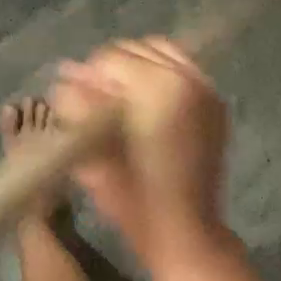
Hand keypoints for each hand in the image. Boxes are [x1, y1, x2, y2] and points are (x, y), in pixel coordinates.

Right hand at [52, 37, 232, 272]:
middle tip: (93, 99)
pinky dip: (162, 75)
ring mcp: (206, 88)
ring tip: (120, 98)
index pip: (108, 58)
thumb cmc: (134, 200)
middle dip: (110, 69)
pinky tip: (147, 103)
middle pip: (135, 48)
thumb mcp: (93, 154)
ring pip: (161, 52)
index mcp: (156, 87)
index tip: (73, 98)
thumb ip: (76, 107)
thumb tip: (64, 77)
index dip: (85, 76)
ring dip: (136, 67)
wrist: (186, 232)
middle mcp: (186, 77)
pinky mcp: (216, 102)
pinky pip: (183, 69)